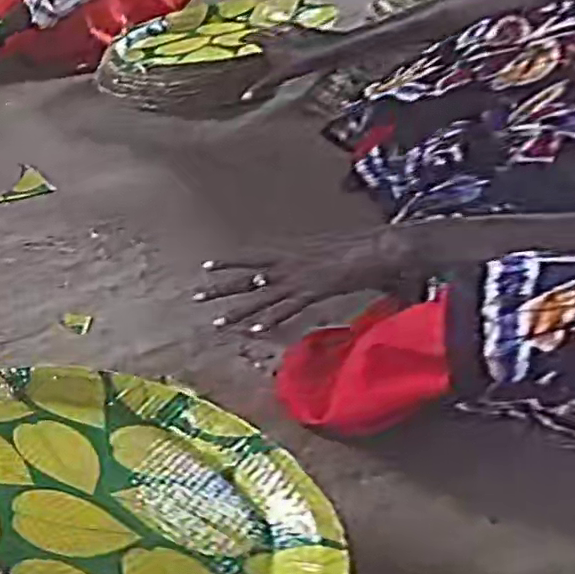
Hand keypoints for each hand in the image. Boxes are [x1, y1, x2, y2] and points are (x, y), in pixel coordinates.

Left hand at [194, 226, 424, 331]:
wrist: (379, 248)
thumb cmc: (355, 244)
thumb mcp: (318, 245)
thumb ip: (299, 255)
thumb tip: (289, 261)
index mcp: (286, 252)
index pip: (247, 257)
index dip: (227, 262)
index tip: (205, 266)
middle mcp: (284, 267)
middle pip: (243, 281)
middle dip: (219, 289)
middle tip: (195, 297)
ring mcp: (295, 282)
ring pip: (258, 300)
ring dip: (237, 312)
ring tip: (216, 322)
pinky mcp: (311, 294)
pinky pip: (285, 310)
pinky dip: (270, 320)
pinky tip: (254, 329)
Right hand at [240, 23, 360, 101]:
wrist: (330, 50)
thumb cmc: (302, 62)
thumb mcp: (276, 77)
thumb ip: (260, 86)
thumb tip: (243, 97)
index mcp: (272, 44)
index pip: (257, 38)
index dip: (249, 38)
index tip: (243, 38)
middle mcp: (283, 35)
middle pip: (269, 30)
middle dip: (262, 31)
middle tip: (257, 33)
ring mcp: (298, 31)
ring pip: (284, 27)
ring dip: (277, 27)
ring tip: (274, 28)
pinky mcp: (311, 31)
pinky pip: (298, 27)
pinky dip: (293, 28)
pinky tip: (295, 30)